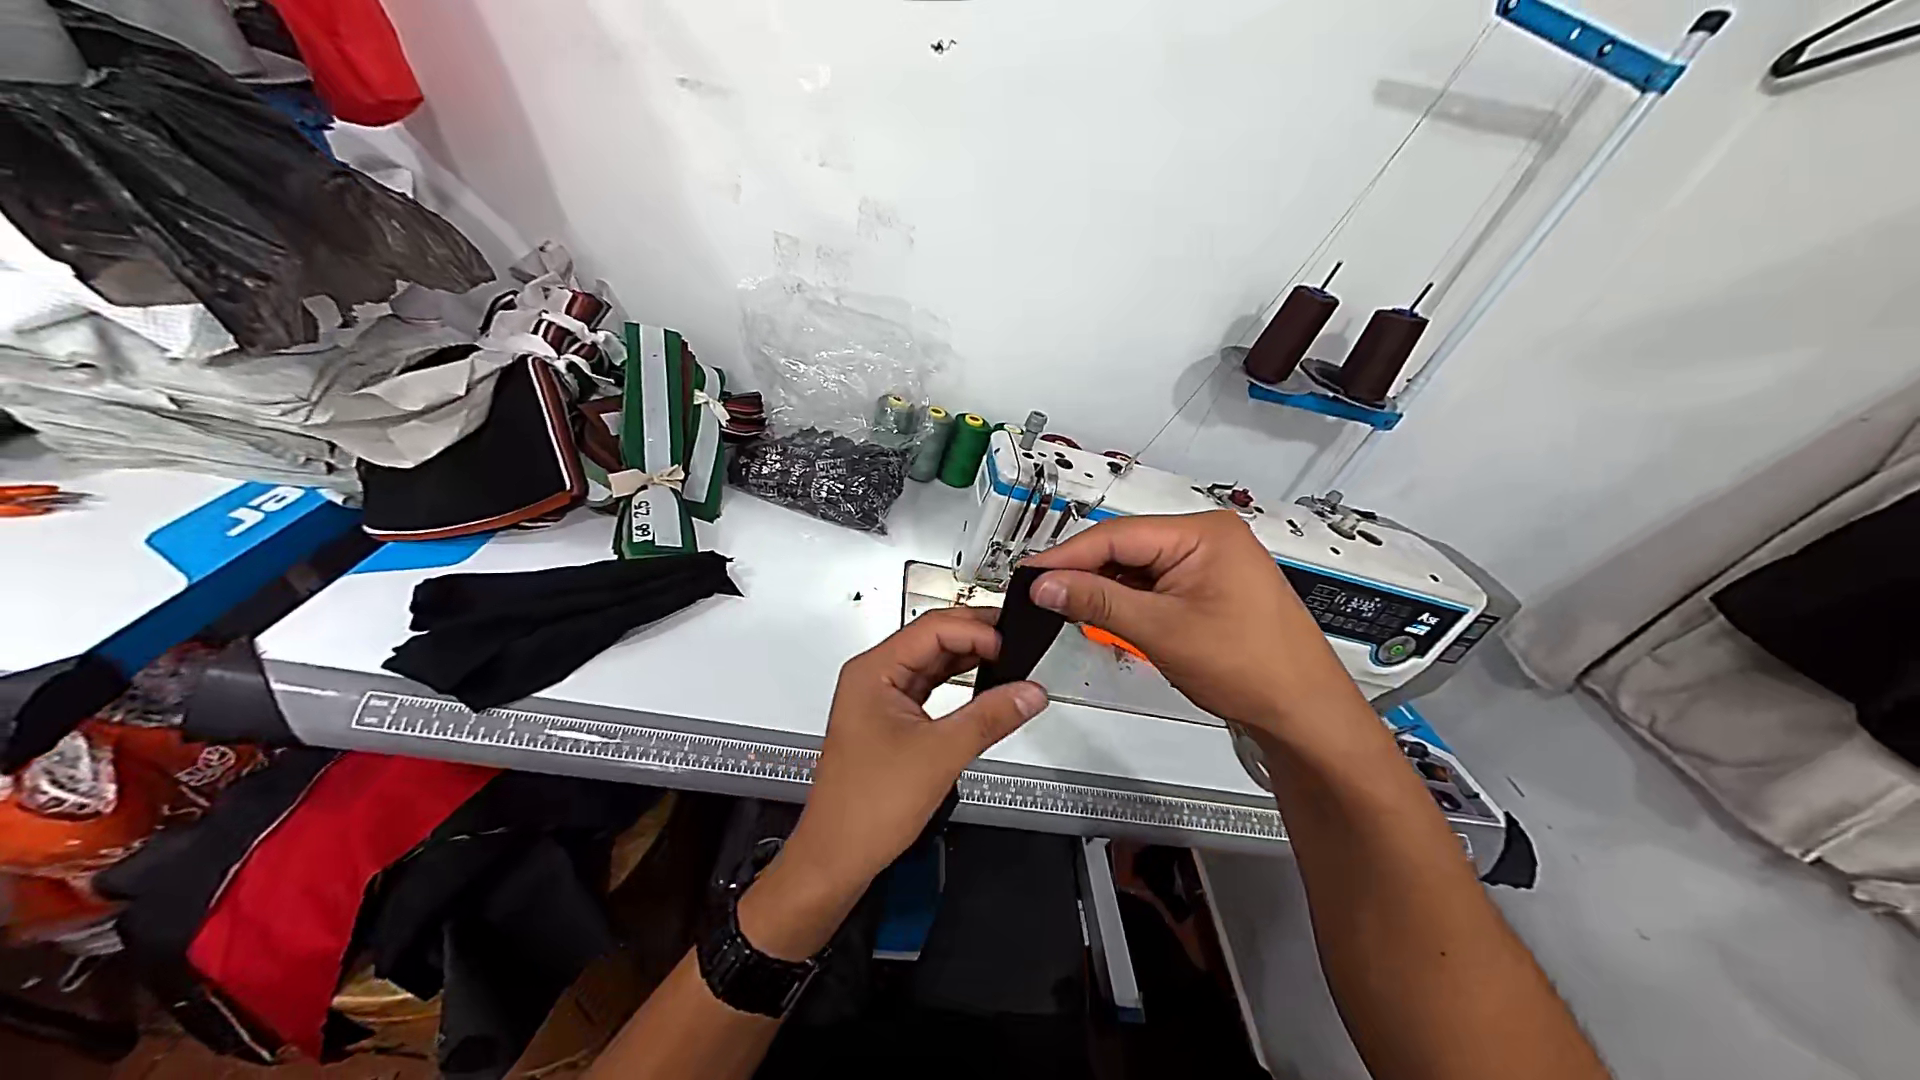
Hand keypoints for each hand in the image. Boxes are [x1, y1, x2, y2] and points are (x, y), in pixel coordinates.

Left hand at [744, 609, 1049, 957]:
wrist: (837, 856)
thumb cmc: (862, 809)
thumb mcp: (940, 754)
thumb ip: (990, 717)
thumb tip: (1026, 693)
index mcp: (872, 672)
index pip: (932, 629)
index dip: (974, 631)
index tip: (1007, 644)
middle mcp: (872, 678)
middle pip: (931, 637)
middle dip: (974, 635)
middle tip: (1012, 637)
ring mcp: (880, 698)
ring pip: (931, 661)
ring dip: (968, 656)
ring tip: (1004, 656)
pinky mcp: (891, 718)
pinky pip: (929, 685)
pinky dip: (958, 681)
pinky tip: (982, 684)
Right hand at [1023, 510, 1365, 735]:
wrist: (1302, 713)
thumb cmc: (1258, 669)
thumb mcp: (1162, 631)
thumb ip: (1097, 602)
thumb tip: (1049, 584)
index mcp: (1205, 533)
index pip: (1117, 534)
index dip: (1068, 556)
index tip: (1033, 575)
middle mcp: (1209, 539)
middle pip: (1125, 546)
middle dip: (1084, 572)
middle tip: (1044, 593)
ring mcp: (1209, 563)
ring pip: (1136, 566)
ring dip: (1104, 587)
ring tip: (1069, 608)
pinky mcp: (1205, 587)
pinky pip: (1152, 583)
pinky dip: (1126, 599)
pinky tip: (1106, 614)